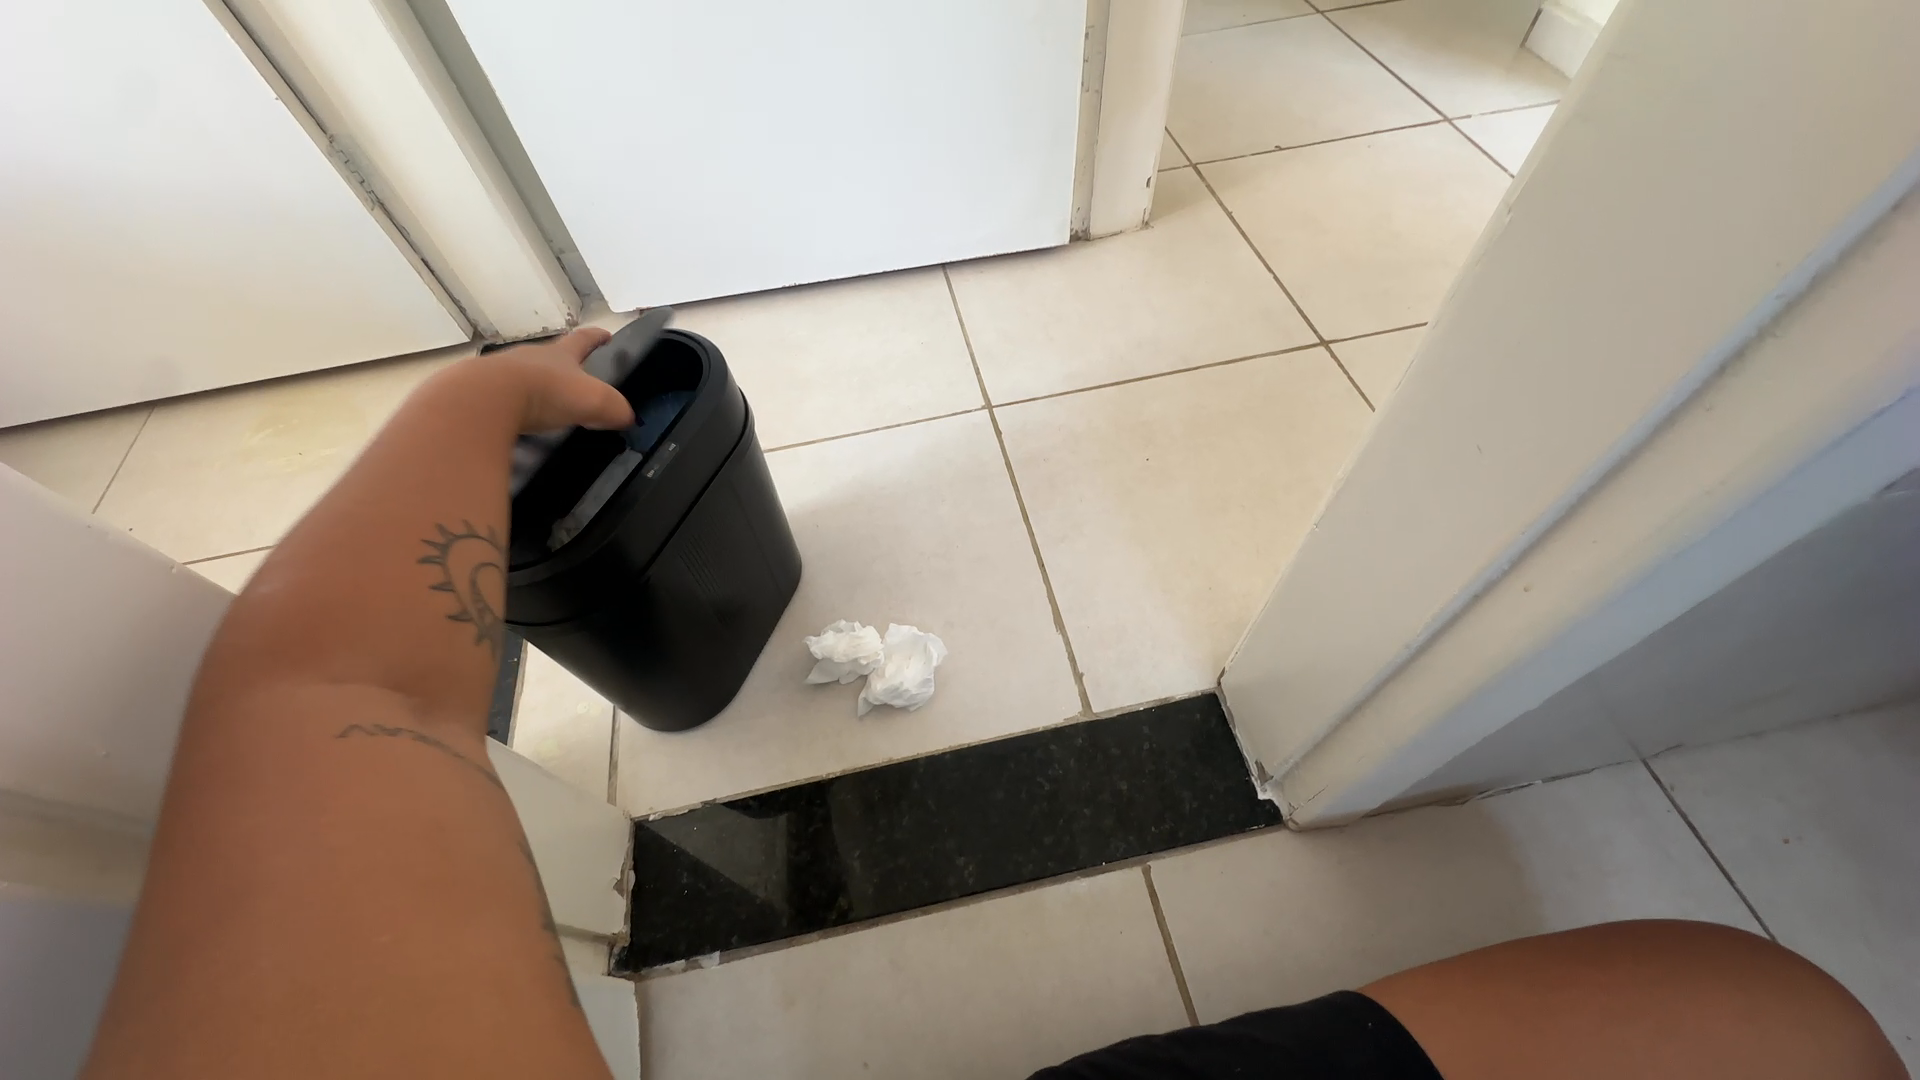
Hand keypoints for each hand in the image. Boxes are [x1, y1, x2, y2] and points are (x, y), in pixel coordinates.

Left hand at [464, 327, 635, 433]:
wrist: (486, 400)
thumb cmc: (547, 392)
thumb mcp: (595, 401)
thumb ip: (616, 408)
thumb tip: (626, 416)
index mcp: (560, 354)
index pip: (584, 340)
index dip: (597, 338)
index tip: (606, 335)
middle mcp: (531, 358)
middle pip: (552, 359)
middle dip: (565, 369)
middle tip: (577, 386)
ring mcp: (502, 373)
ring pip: (526, 378)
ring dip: (538, 391)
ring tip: (548, 411)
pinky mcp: (480, 393)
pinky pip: (504, 400)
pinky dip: (516, 411)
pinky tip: (521, 425)